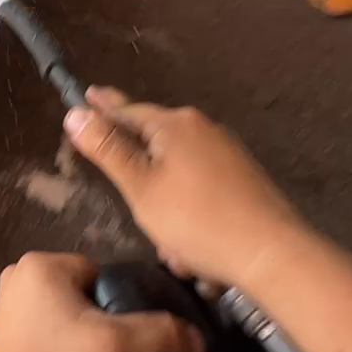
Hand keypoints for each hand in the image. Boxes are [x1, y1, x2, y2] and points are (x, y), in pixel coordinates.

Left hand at [0, 252, 202, 351]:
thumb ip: (161, 335)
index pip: (102, 274)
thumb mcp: (119, 350)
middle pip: (88, 297)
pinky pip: (53, 336)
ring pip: (71, 319)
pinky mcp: (8, 338)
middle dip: (109, 327)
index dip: (126, 306)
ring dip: (90, 343)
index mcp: (40, 264)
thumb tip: (196, 337)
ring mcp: (10, 307)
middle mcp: (21, 276)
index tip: (137, 340)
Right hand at [65, 88, 307, 289]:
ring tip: (166, 242)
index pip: (127, 110)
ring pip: (178, 170)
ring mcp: (227, 152)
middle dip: (137, 168)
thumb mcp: (140, 187)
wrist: (276, 257)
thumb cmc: (198, 220)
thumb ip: (106, 149)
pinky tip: (190, 246)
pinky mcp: (244, 179)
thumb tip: (75, 113)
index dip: (103, 107)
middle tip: (123, 189)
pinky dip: (190, 209)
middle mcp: (201, 129)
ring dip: (165, 200)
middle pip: (154, 140)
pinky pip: (201, 186)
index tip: (88, 94)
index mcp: (173, 124)